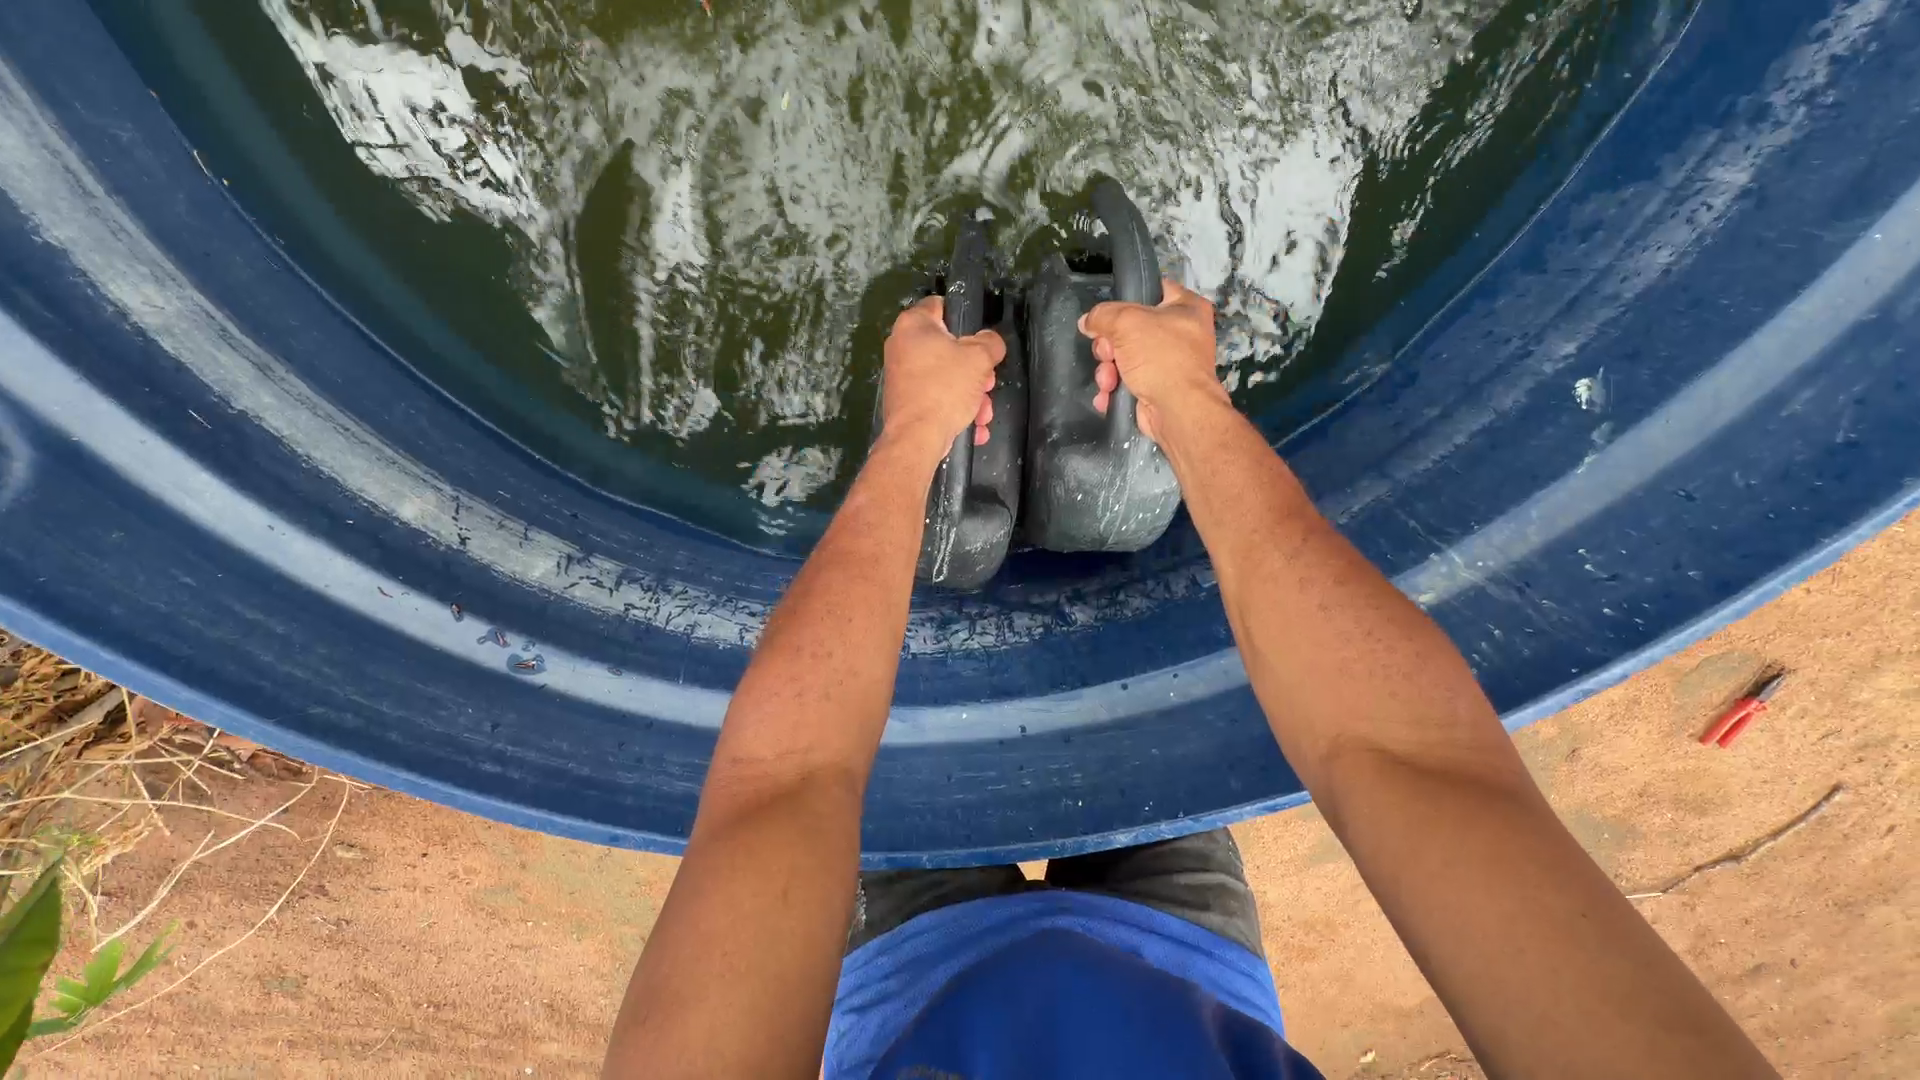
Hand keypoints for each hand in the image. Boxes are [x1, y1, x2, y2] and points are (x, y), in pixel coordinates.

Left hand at [881, 296, 1003, 464]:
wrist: (917, 438)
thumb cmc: (945, 388)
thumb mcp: (979, 358)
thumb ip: (990, 342)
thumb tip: (989, 341)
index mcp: (913, 325)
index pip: (941, 305)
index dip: (964, 317)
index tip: (980, 336)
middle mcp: (901, 346)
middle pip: (948, 349)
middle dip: (975, 370)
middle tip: (988, 383)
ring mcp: (902, 377)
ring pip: (946, 379)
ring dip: (971, 396)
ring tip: (983, 415)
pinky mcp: (905, 402)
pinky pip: (937, 399)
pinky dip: (956, 411)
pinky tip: (974, 428)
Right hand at [1078, 278, 1227, 441]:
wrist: (1177, 411)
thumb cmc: (1161, 357)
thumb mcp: (1126, 322)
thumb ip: (1102, 315)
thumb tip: (1087, 322)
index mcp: (1186, 307)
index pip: (1153, 289)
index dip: (1127, 298)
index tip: (1108, 313)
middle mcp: (1180, 333)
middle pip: (1130, 328)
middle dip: (1110, 345)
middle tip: (1108, 353)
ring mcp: (1168, 363)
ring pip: (1124, 357)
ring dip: (1108, 370)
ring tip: (1108, 381)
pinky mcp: (1156, 388)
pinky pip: (1127, 381)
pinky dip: (1114, 388)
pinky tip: (1107, 395)